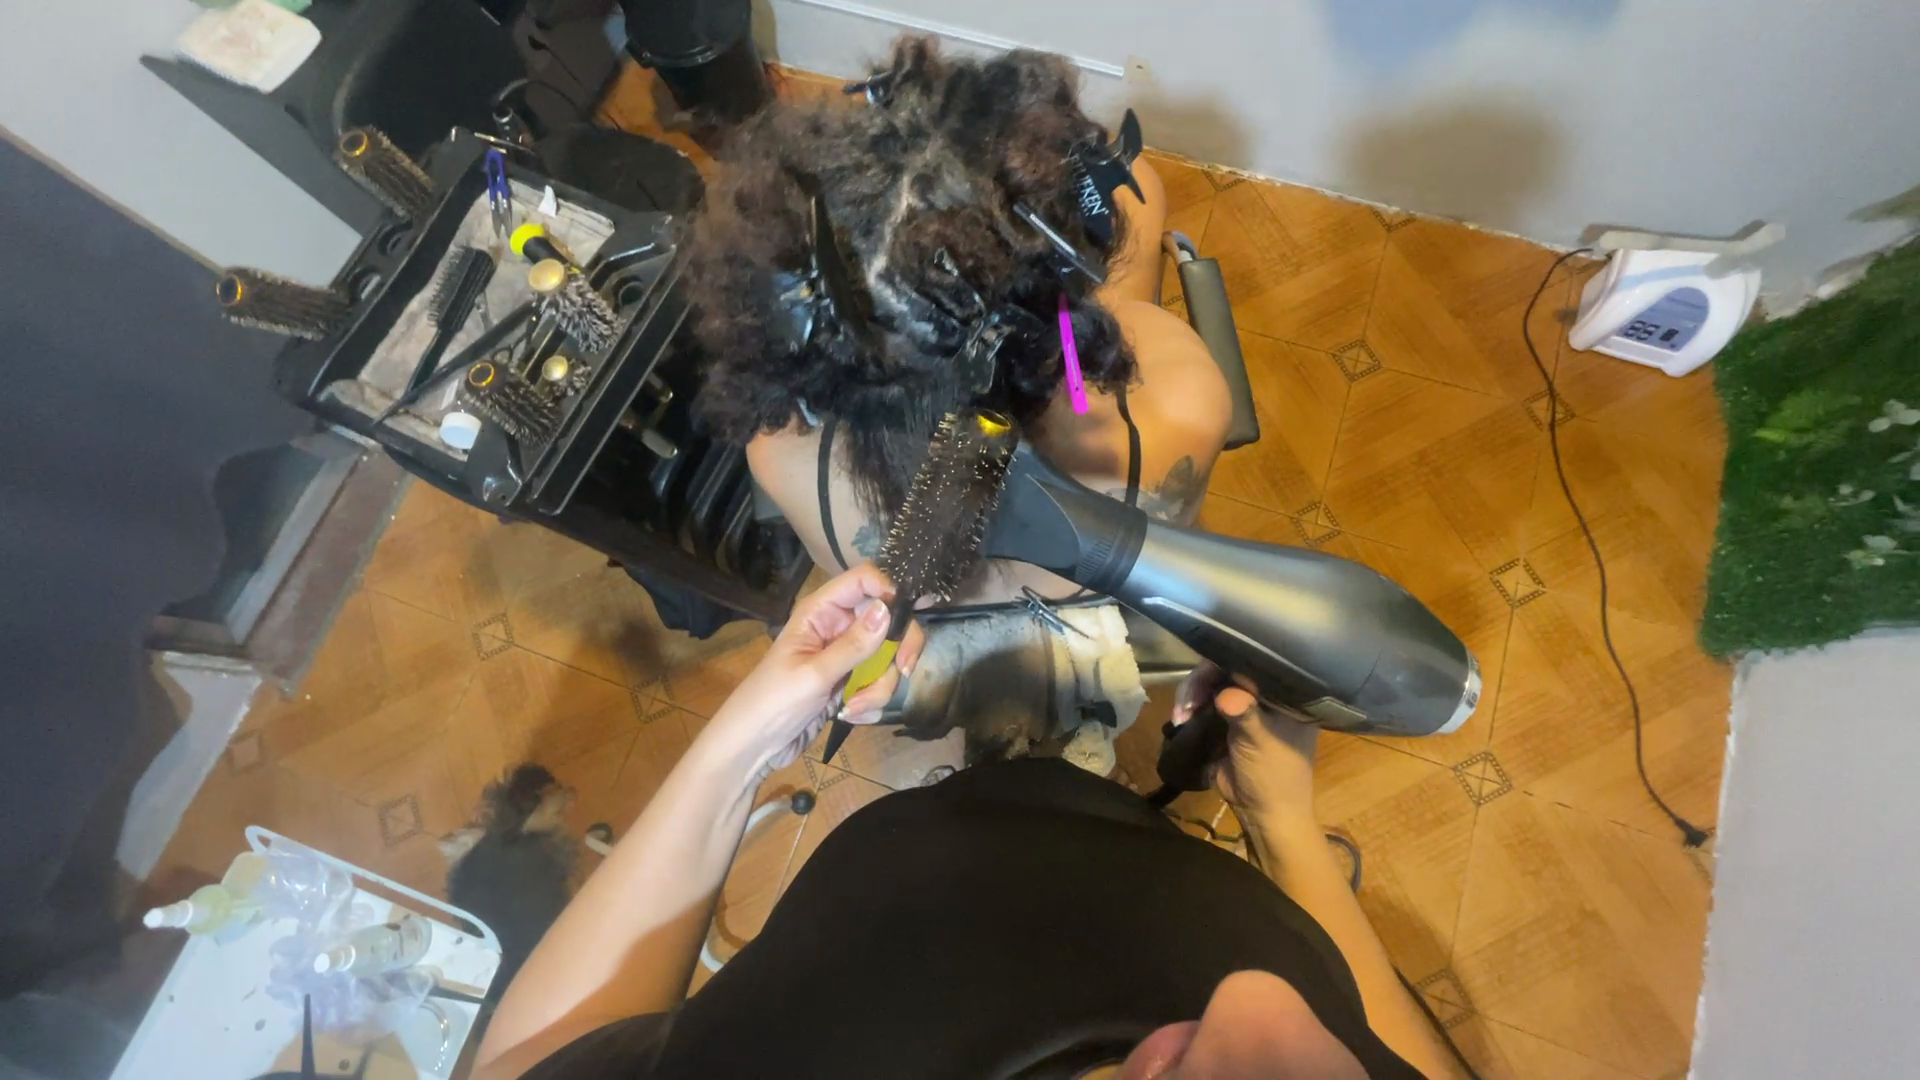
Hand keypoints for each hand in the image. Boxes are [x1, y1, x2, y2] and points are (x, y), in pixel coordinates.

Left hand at [697, 564, 925, 783]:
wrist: (752, 748)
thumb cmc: (772, 703)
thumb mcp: (814, 674)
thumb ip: (854, 644)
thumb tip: (888, 609)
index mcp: (821, 611)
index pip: (864, 580)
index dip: (889, 590)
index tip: (910, 616)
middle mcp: (837, 627)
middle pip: (888, 620)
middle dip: (897, 650)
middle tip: (904, 670)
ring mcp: (846, 656)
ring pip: (887, 658)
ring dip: (879, 687)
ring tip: (852, 707)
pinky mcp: (851, 683)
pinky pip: (878, 684)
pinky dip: (871, 702)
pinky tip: (849, 715)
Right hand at [1172, 664, 1318, 824]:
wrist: (1263, 813)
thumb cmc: (1274, 776)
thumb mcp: (1262, 742)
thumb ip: (1245, 714)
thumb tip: (1226, 693)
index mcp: (1284, 694)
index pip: (1252, 663)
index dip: (1225, 663)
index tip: (1204, 678)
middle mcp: (1263, 695)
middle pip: (1224, 671)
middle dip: (1199, 683)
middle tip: (1187, 705)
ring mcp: (1241, 707)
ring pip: (1209, 686)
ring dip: (1189, 698)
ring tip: (1180, 718)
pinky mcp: (1223, 720)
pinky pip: (1202, 704)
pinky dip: (1188, 709)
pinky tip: (1180, 719)